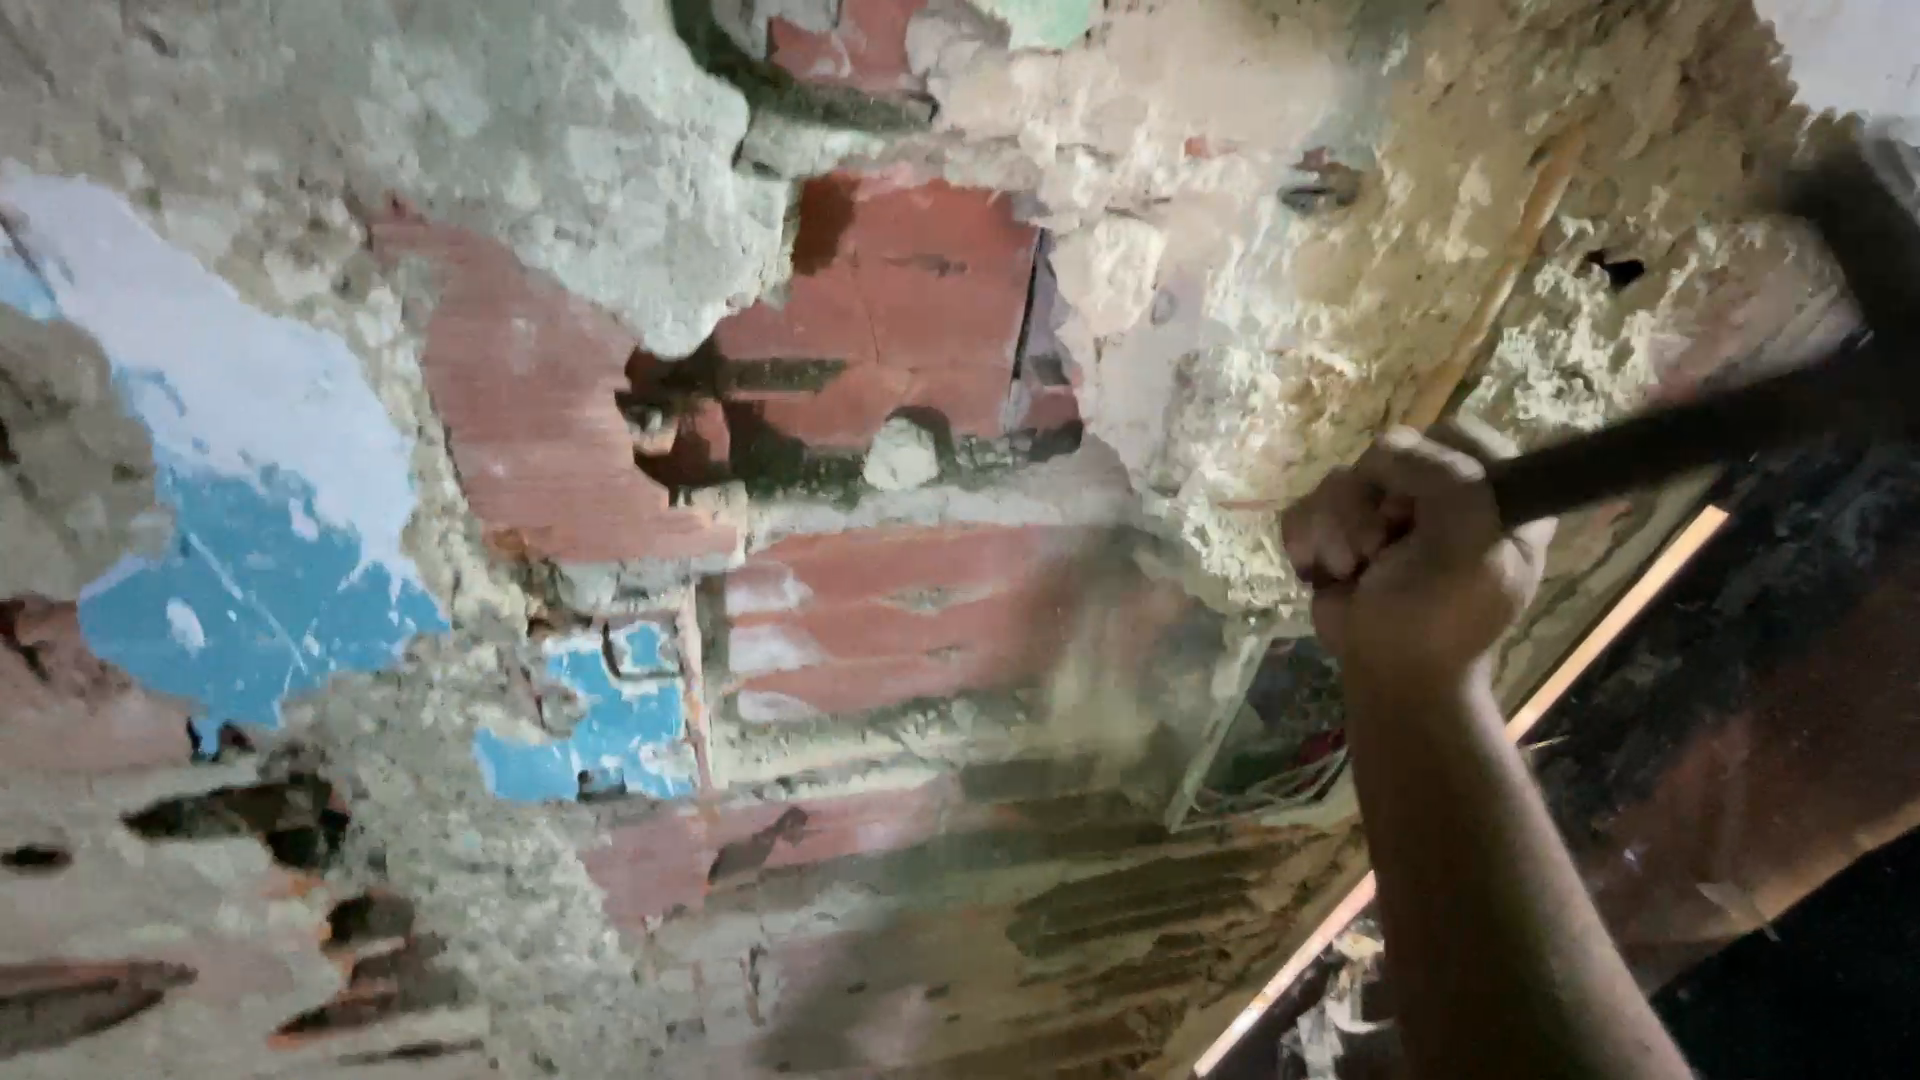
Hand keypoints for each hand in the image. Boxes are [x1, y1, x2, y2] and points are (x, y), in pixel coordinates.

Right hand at [1280, 421, 1554, 686]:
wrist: (1388, 673)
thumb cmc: (1440, 619)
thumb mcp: (1469, 544)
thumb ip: (1447, 479)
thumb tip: (1383, 451)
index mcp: (1491, 492)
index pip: (1457, 433)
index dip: (1430, 460)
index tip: (1421, 504)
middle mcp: (1434, 495)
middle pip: (1385, 453)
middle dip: (1371, 504)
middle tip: (1383, 547)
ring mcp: (1377, 512)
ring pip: (1337, 481)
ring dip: (1337, 531)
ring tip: (1351, 571)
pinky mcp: (1333, 532)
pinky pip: (1303, 508)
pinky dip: (1307, 542)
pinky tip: (1321, 571)